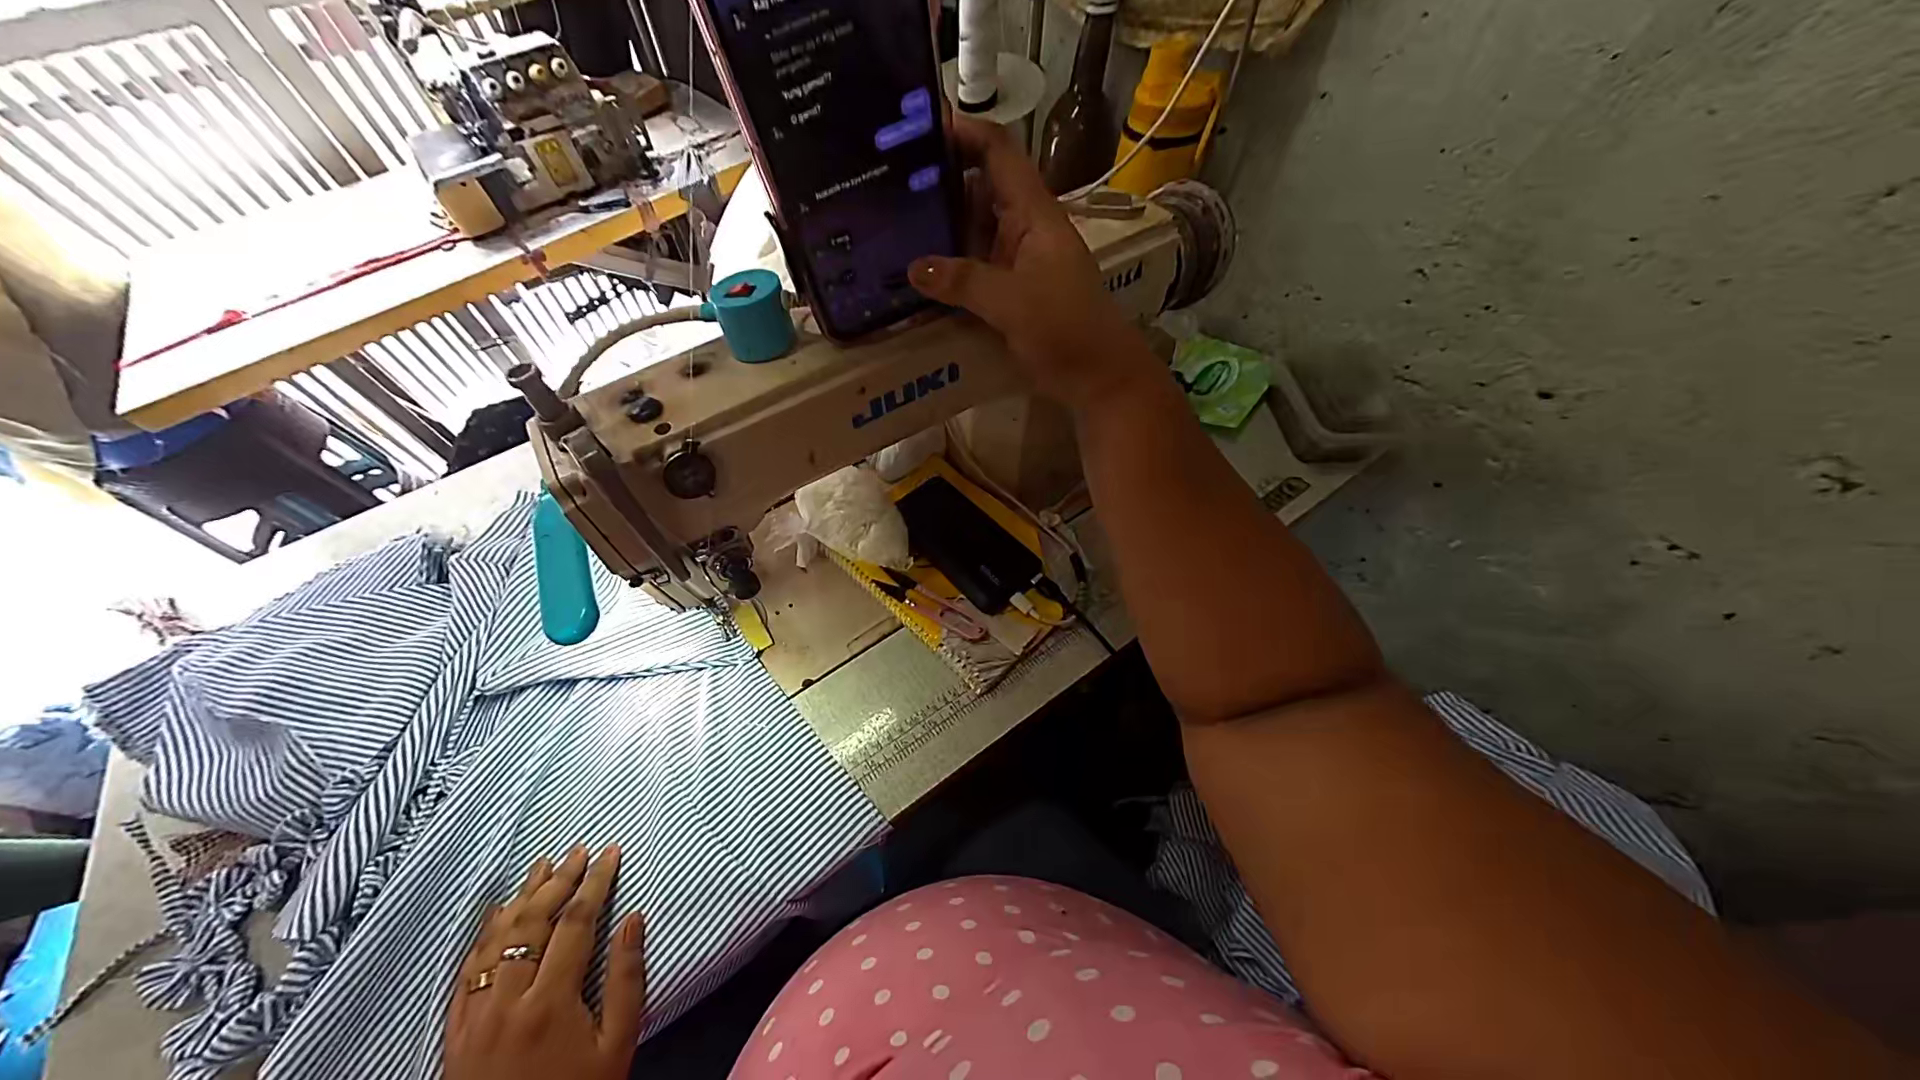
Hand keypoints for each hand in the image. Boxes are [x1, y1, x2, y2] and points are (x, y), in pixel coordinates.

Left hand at [444, 845, 645, 1079]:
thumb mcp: (617, 1046)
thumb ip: (626, 980)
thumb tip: (632, 919)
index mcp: (551, 1000)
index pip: (575, 922)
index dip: (595, 882)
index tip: (611, 852)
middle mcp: (506, 1000)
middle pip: (532, 923)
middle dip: (559, 880)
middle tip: (578, 850)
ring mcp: (473, 1017)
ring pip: (495, 941)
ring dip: (521, 898)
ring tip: (541, 867)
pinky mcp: (454, 1034)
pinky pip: (465, 972)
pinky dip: (483, 936)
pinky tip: (495, 916)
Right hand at [910, 116, 1159, 411]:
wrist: (1100, 379)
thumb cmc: (1068, 330)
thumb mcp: (1014, 302)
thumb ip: (964, 282)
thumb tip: (913, 268)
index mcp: (1033, 215)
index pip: (998, 153)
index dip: (963, 133)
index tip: (917, 130)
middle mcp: (1021, 230)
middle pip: (976, 190)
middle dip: (937, 183)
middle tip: (884, 184)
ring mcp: (1014, 262)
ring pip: (969, 232)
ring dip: (937, 230)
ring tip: (888, 224)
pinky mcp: (1007, 293)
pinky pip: (969, 270)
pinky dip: (945, 270)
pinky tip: (913, 276)